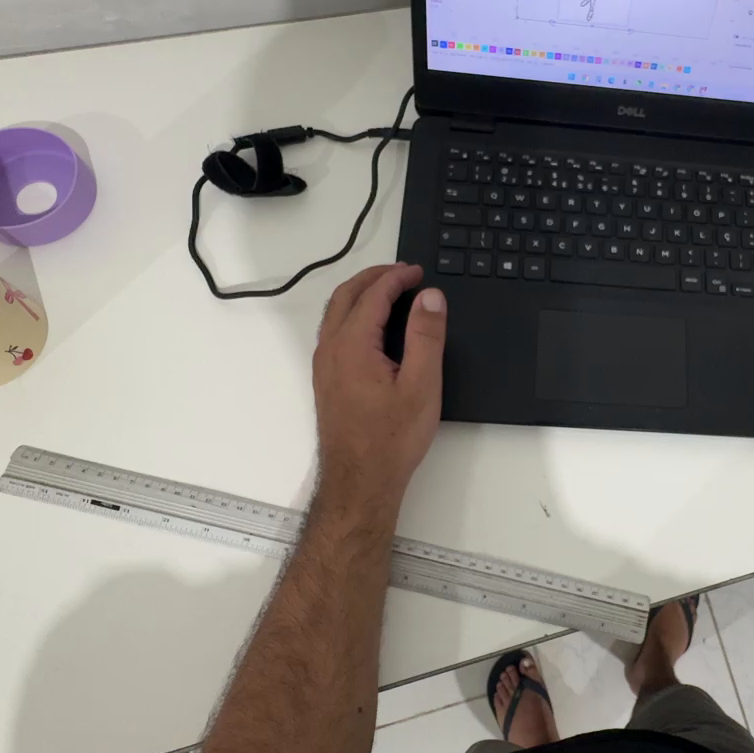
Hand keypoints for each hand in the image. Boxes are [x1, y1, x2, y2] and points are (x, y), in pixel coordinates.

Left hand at [312, 264, 446, 513]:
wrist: (360, 481)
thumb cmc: (393, 437)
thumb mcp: (421, 384)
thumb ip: (425, 336)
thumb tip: (429, 297)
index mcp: (352, 345)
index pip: (372, 295)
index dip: (396, 277)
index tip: (418, 271)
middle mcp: (331, 350)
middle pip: (345, 296)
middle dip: (374, 277)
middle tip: (403, 273)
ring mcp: (324, 366)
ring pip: (335, 313)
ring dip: (361, 294)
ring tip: (389, 291)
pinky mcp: (326, 380)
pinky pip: (334, 331)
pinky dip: (353, 313)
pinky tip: (373, 326)